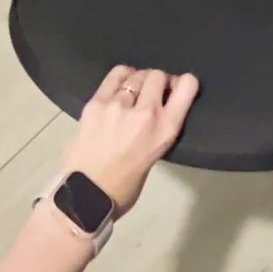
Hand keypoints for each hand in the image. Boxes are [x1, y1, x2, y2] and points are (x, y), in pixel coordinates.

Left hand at [63, 66, 199, 215]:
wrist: (85, 196)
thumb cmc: (125, 186)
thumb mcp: (154, 155)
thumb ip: (156, 127)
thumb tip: (153, 106)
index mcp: (165, 130)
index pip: (187, 87)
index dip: (184, 82)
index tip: (178, 87)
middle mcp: (146, 113)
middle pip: (158, 76)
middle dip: (158, 81)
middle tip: (151, 93)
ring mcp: (119, 105)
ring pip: (136, 75)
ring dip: (138, 81)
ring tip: (132, 91)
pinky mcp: (97, 103)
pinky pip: (115, 76)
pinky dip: (121, 76)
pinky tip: (120, 83)